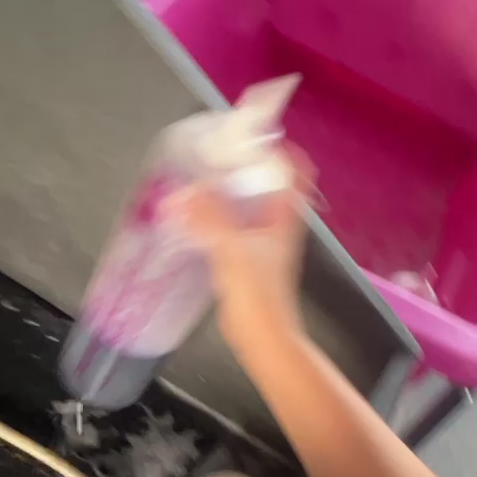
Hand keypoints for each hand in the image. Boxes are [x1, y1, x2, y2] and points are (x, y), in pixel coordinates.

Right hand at [168, 148, 315, 347]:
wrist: (265, 342)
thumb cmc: (259, 299)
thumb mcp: (232, 251)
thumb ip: (209, 219)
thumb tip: (183, 194)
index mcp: (284, 219)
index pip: (294, 172)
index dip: (277, 149)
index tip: (251, 134)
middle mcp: (277, 229)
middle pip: (266, 187)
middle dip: (242, 169)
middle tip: (213, 156)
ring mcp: (262, 248)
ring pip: (246, 210)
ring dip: (225, 196)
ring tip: (197, 183)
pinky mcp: (246, 266)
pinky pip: (230, 233)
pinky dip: (213, 223)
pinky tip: (192, 222)